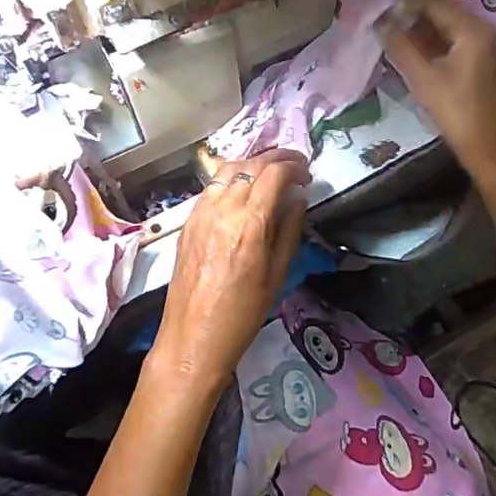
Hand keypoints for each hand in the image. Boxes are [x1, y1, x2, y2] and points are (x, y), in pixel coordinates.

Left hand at [150, 150, 310, 394]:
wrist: (193, 336)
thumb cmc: (242, 314)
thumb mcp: (277, 274)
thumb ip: (289, 229)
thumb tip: (298, 197)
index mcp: (249, 224)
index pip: (273, 174)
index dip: (294, 166)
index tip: (307, 172)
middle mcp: (222, 210)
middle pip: (250, 165)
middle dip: (276, 159)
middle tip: (295, 165)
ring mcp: (201, 213)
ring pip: (227, 170)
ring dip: (252, 163)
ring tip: (270, 172)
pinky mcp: (188, 221)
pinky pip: (212, 187)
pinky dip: (231, 178)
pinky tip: (243, 189)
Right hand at [378, 0, 495, 179]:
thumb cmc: (459, 114)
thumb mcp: (423, 80)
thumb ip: (399, 47)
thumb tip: (380, 23)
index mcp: (474, 31)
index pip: (434, 1)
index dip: (404, 4)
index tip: (380, 15)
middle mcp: (488, 32)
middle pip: (445, 12)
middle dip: (413, 18)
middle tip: (385, 29)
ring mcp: (493, 49)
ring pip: (452, 29)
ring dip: (423, 32)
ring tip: (396, 44)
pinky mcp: (491, 65)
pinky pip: (460, 44)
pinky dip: (438, 46)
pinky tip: (418, 59)